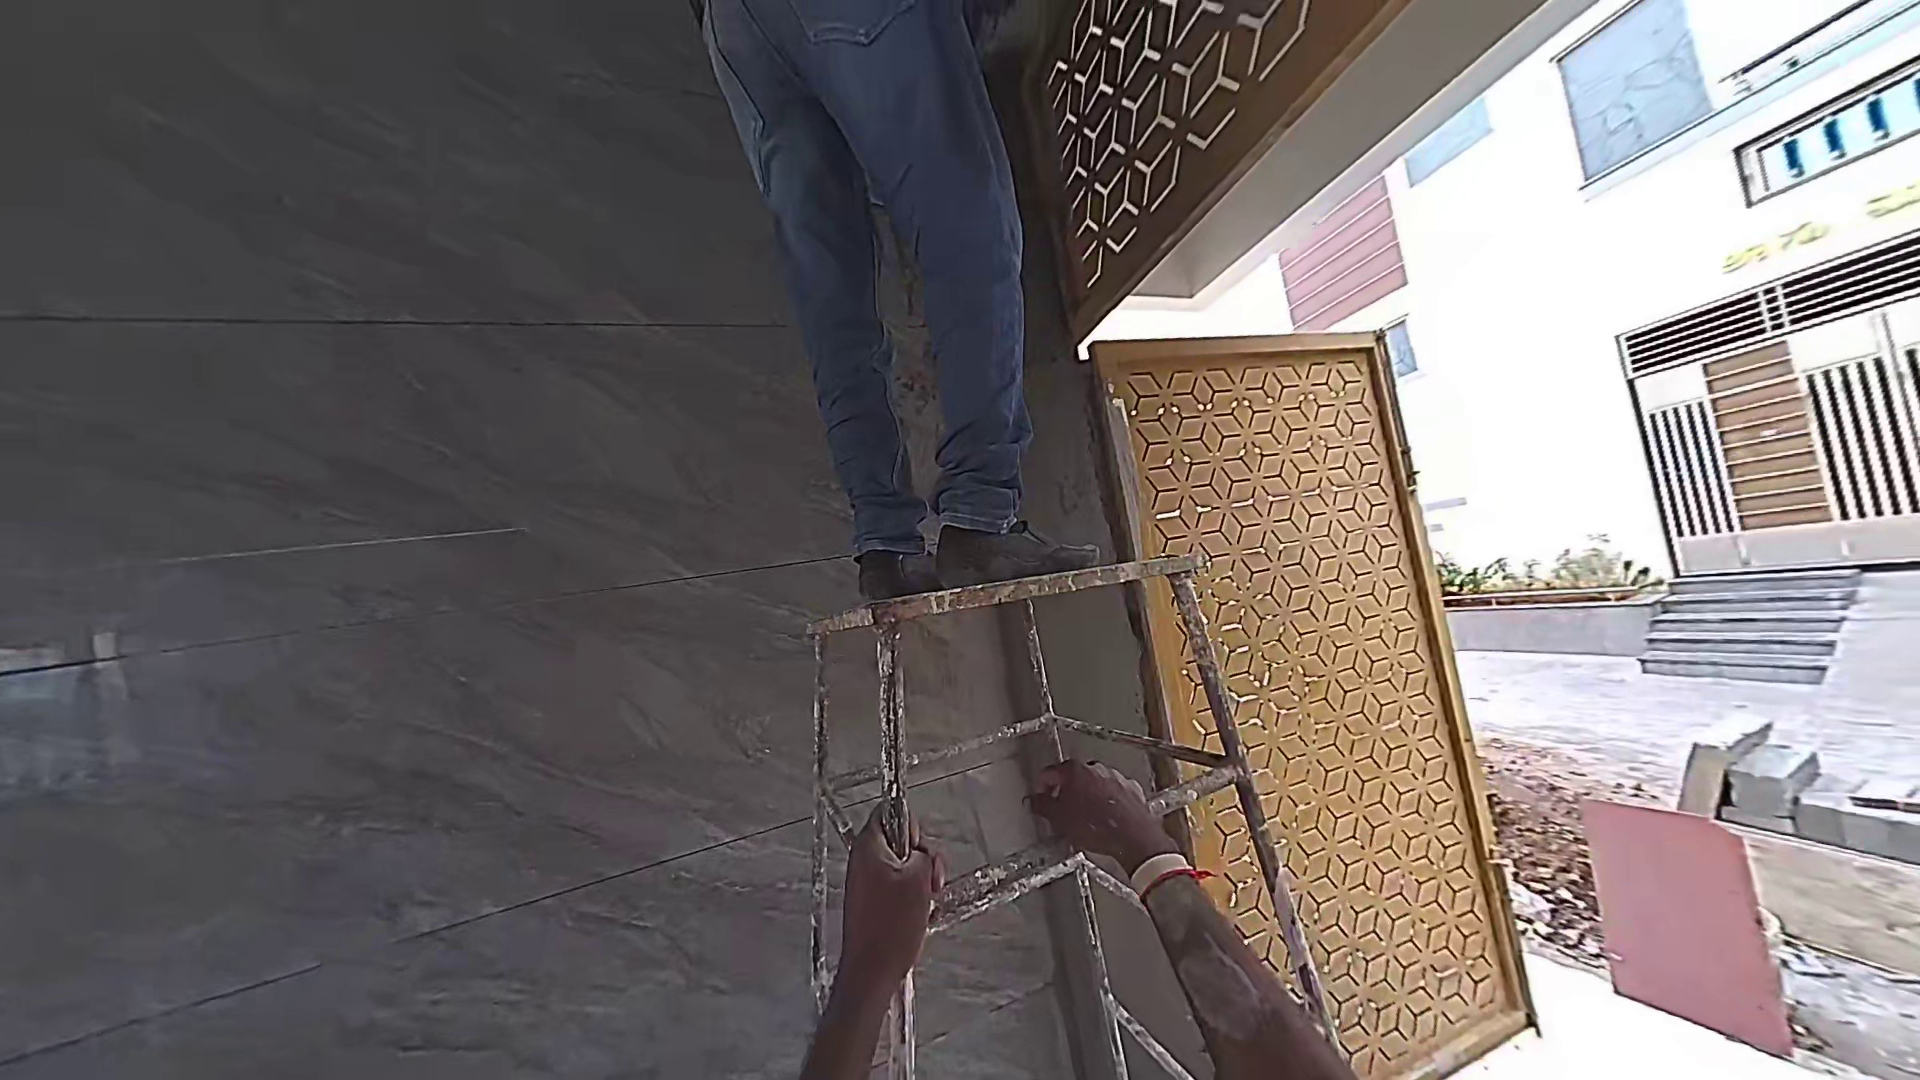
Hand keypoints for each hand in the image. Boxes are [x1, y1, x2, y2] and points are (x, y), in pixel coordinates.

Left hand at [840, 806, 943, 987]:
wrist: (872, 975)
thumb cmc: (891, 926)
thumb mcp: (918, 878)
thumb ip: (924, 853)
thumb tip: (920, 851)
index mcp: (868, 846)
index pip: (888, 812)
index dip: (911, 825)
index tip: (919, 847)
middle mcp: (862, 859)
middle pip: (899, 839)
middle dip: (922, 856)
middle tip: (932, 878)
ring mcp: (865, 882)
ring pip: (901, 864)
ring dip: (920, 878)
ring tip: (926, 900)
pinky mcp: (870, 902)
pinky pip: (895, 885)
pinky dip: (911, 894)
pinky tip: (919, 913)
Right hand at [1028, 760, 1179, 873]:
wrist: (1133, 838)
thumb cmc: (1097, 827)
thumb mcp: (1058, 819)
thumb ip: (1041, 805)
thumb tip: (1033, 800)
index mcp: (1073, 770)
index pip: (1049, 772)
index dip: (1043, 787)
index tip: (1042, 797)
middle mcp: (1095, 768)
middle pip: (1073, 777)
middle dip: (1067, 792)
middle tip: (1064, 811)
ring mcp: (1115, 777)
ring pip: (1095, 784)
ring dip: (1089, 797)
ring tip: (1086, 820)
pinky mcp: (1131, 789)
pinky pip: (1114, 793)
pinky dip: (1108, 802)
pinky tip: (1106, 819)